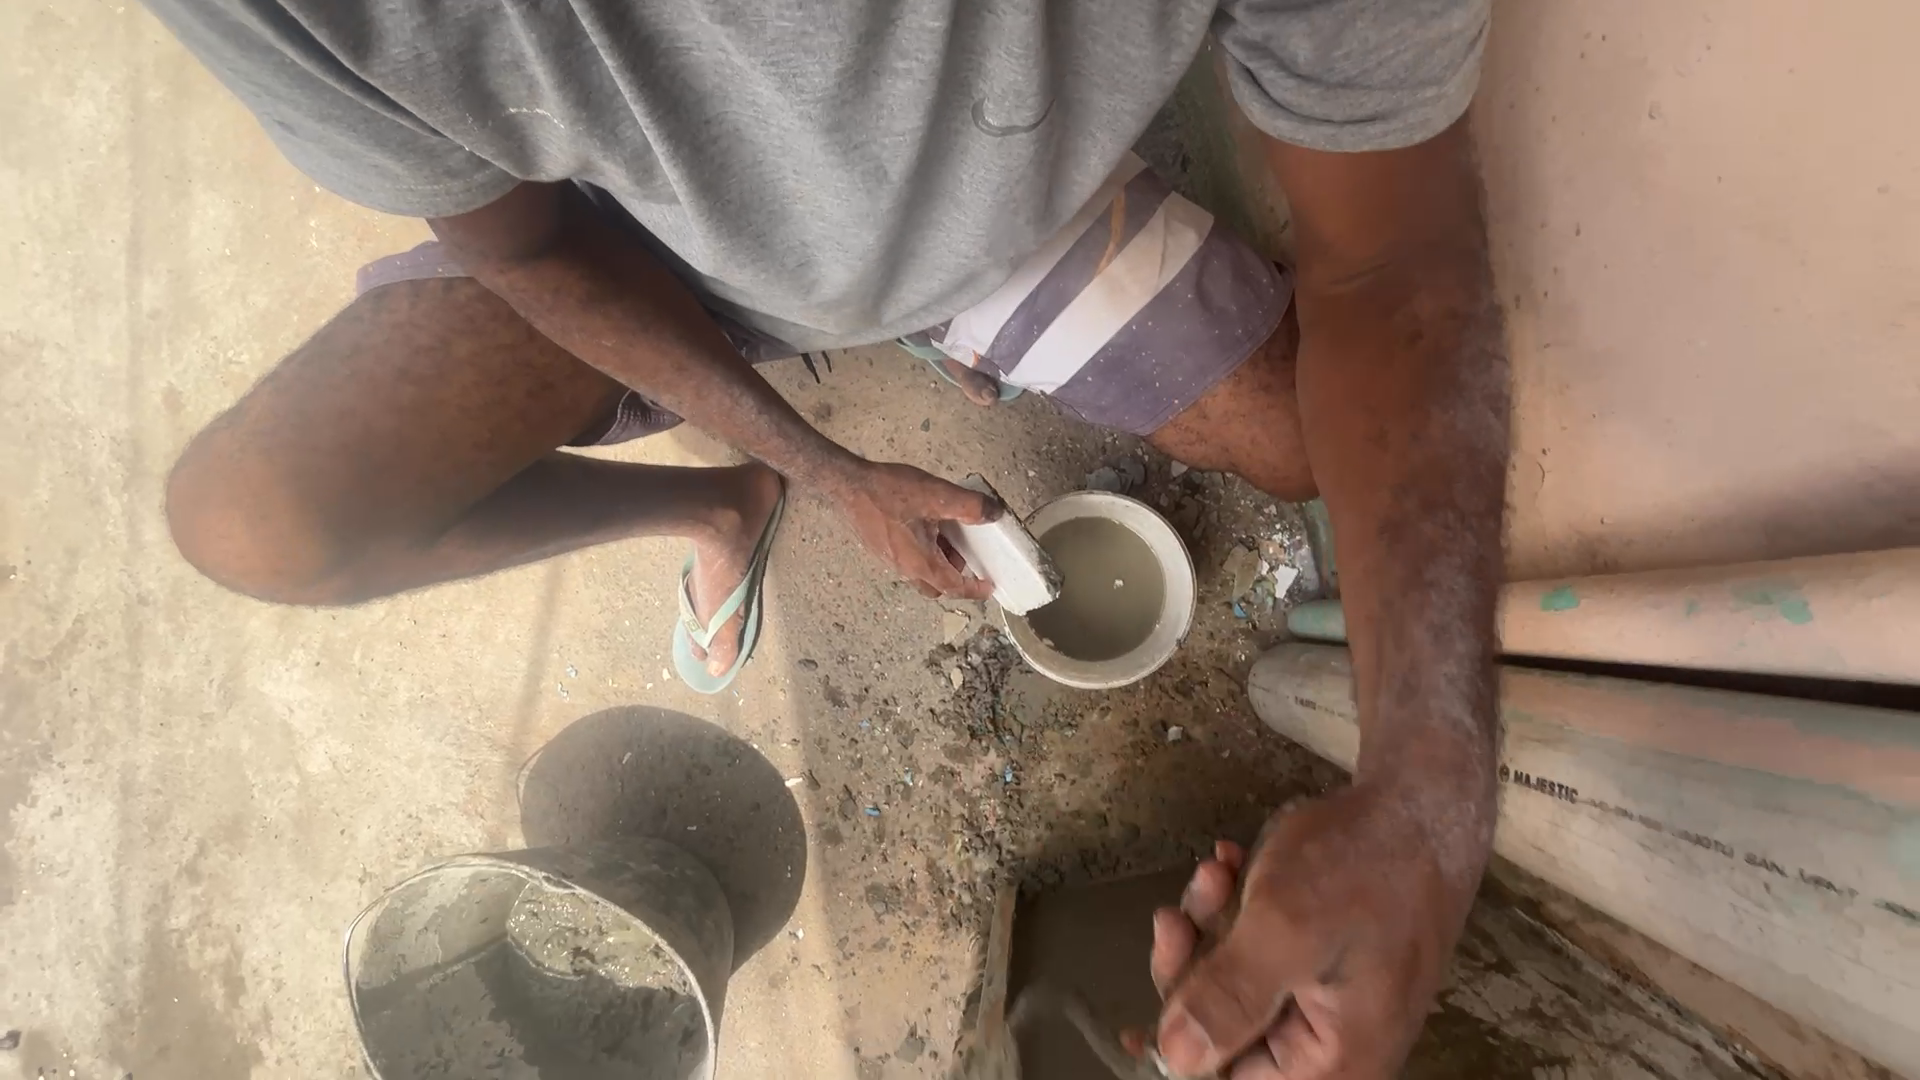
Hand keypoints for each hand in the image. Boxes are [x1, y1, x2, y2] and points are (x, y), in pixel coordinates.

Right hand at [823, 461, 1000, 599]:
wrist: (847, 485)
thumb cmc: (888, 492)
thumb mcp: (937, 495)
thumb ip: (970, 507)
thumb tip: (993, 514)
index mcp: (921, 563)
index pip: (953, 587)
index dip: (974, 590)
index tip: (988, 586)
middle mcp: (904, 568)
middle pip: (936, 585)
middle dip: (955, 576)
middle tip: (968, 556)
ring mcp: (889, 559)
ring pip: (921, 572)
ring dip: (939, 561)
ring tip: (948, 533)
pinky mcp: (880, 548)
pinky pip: (908, 559)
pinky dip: (924, 551)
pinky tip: (925, 524)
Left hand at [1152, 782, 1490, 1078]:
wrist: (1413, 808)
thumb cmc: (1354, 871)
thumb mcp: (1284, 932)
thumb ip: (1231, 998)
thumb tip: (1174, 1059)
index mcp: (1330, 1063)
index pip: (1231, 1077)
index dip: (1182, 1030)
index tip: (1160, 963)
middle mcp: (1326, 1041)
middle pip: (1225, 1026)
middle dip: (1194, 959)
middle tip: (1177, 909)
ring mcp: (1321, 993)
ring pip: (1232, 974)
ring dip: (1212, 919)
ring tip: (1216, 868)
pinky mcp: (1313, 952)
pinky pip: (1255, 941)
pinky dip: (1236, 902)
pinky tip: (1231, 860)